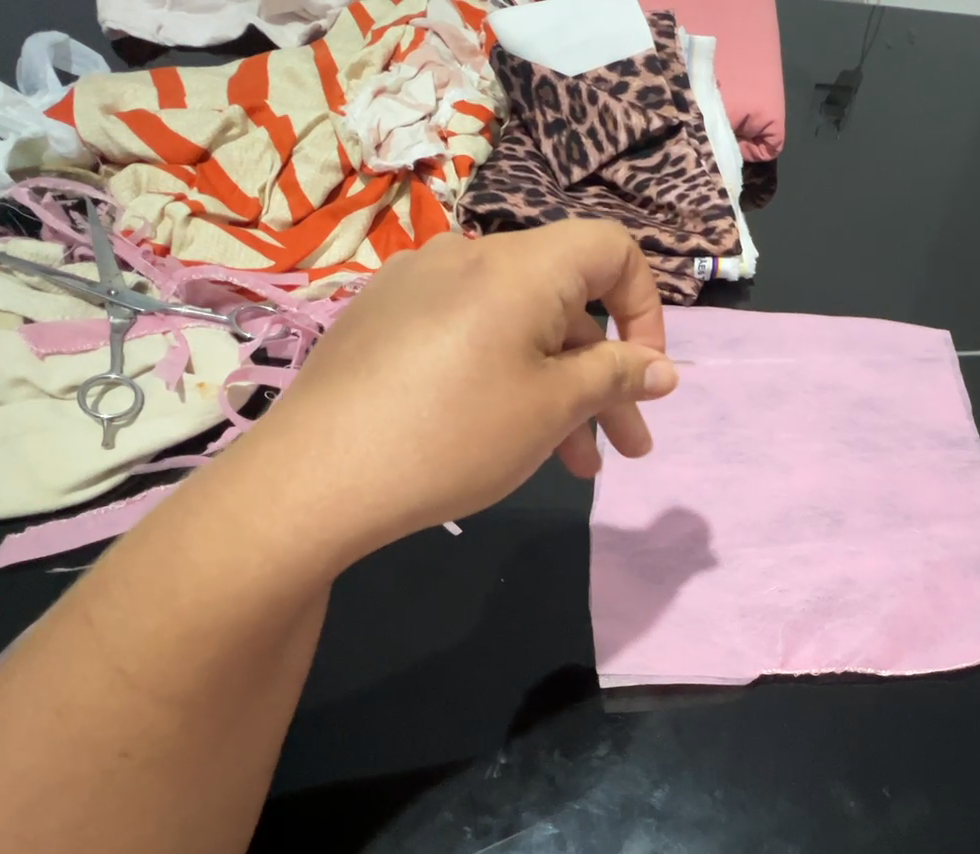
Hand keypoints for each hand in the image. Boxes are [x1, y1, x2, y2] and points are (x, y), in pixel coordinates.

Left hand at [244, 221, 678, 559]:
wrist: (316, 479)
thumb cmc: (456, 435)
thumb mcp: (553, 408)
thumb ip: (616, 377)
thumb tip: (663, 370)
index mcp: (518, 268)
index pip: (611, 248)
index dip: (646, 308)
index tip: (645, 376)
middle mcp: (468, 260)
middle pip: (566, 303)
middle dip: (607, 376)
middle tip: (627, 447)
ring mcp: (418, 289)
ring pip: (519, 331)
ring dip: (560, 391)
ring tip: (576, 466)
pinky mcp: (385, 323)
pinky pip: (471, 340)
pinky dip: (508, 380)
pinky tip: (506, 436)